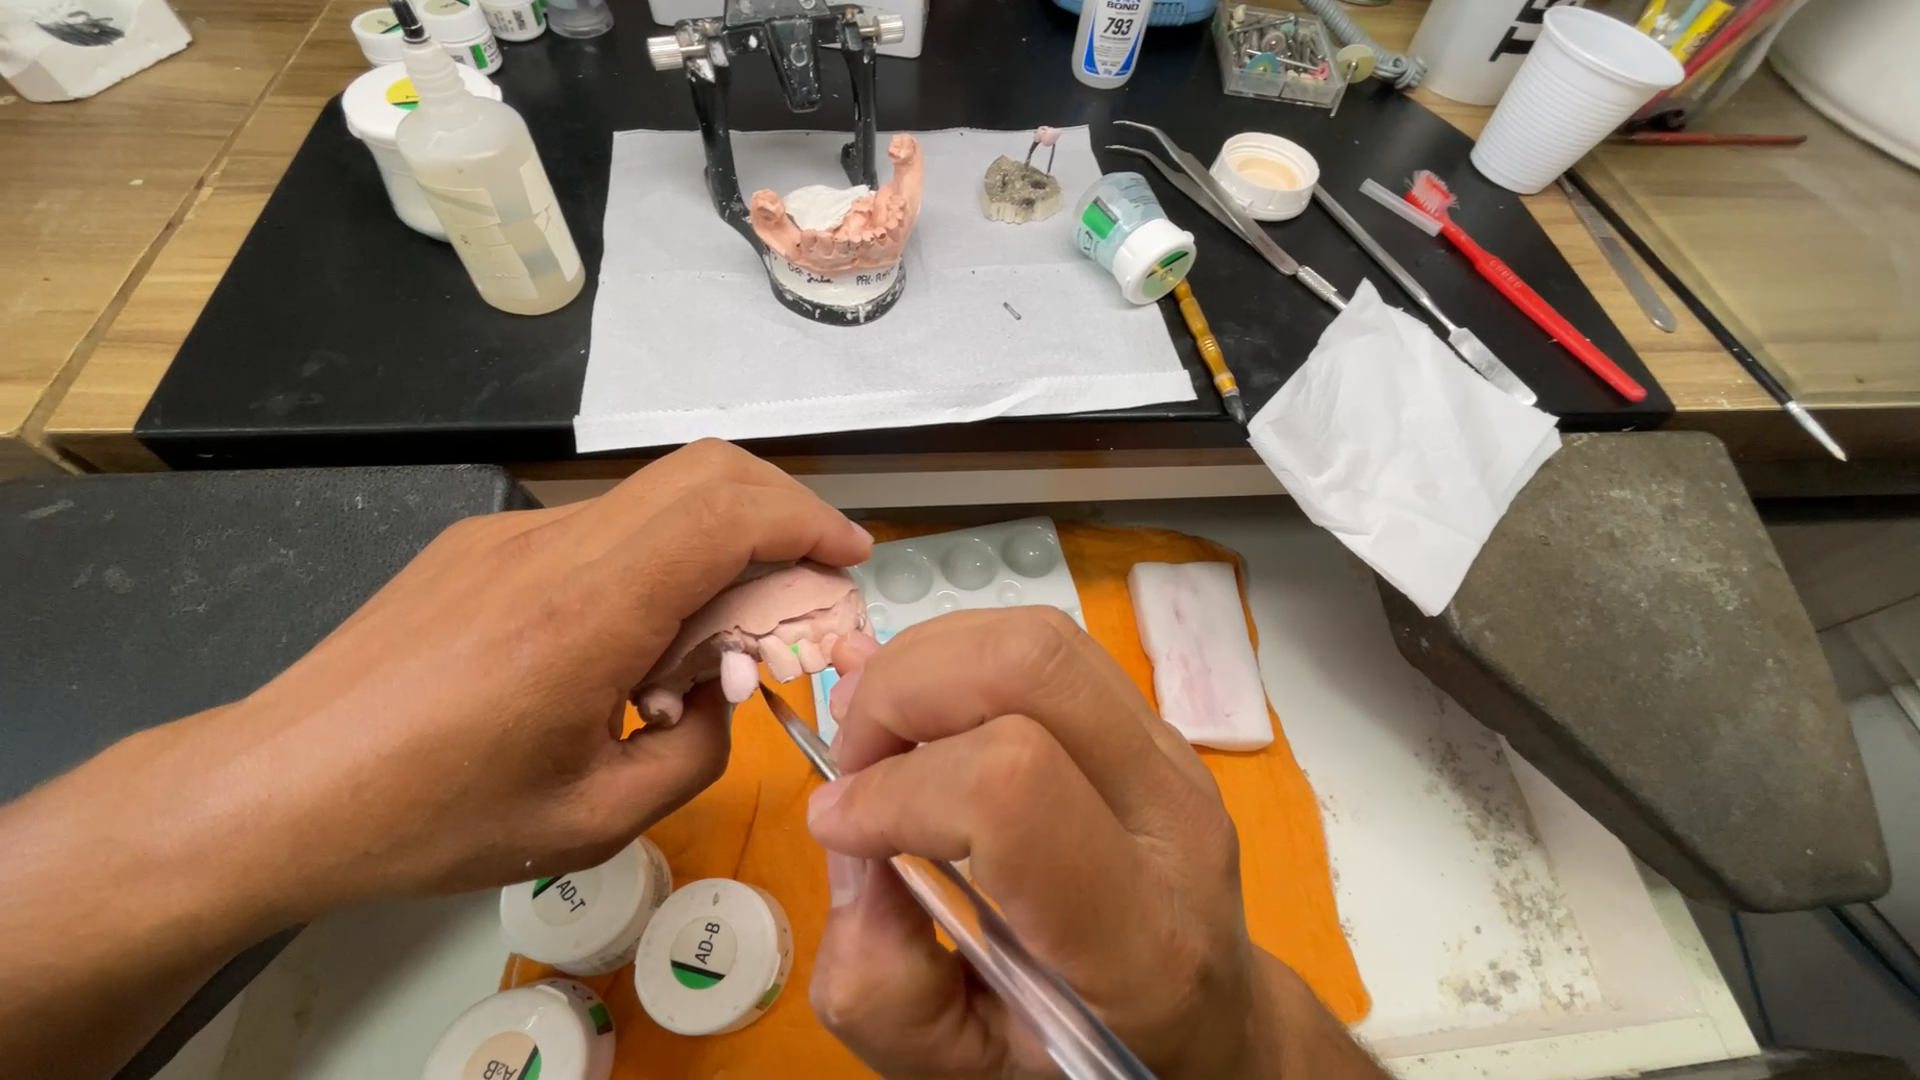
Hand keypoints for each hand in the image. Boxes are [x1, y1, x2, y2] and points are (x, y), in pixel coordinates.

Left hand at [218, 440, 871, 915]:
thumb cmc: (435, 817)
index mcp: (590, 610)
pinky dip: (666, 552)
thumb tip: (725, 694)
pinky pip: (609, 524)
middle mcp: (557, 545)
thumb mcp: (595, 818)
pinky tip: (646, 626)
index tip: (850, 555)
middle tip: (816, 567)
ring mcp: (516, 532)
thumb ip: (698, 749)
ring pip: (660, 494)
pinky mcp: (488, 542)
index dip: (808, 520)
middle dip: (783, 505)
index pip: (729, 513)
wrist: (268, 792)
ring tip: (737, 609)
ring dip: (725, 532)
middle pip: (705, 469)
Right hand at [805, 608, 1282, 1078]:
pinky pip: (1044, 642)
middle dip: (903, 690)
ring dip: (923, 662)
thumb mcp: (966, 1063)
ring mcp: (1169, 749)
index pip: (1013, 787)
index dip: (900, 788)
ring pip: (1035, 637)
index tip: (839, 824)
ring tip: (878, 727)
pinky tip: (918, 703)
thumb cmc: (1090, 1051)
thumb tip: (848, 835)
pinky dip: (956, 653)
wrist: (1211, 1011)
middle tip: (854, 759)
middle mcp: (1169, 812)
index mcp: (1139, 933)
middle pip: (1030, 668)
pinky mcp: (1149, 717)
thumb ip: (882, 983)